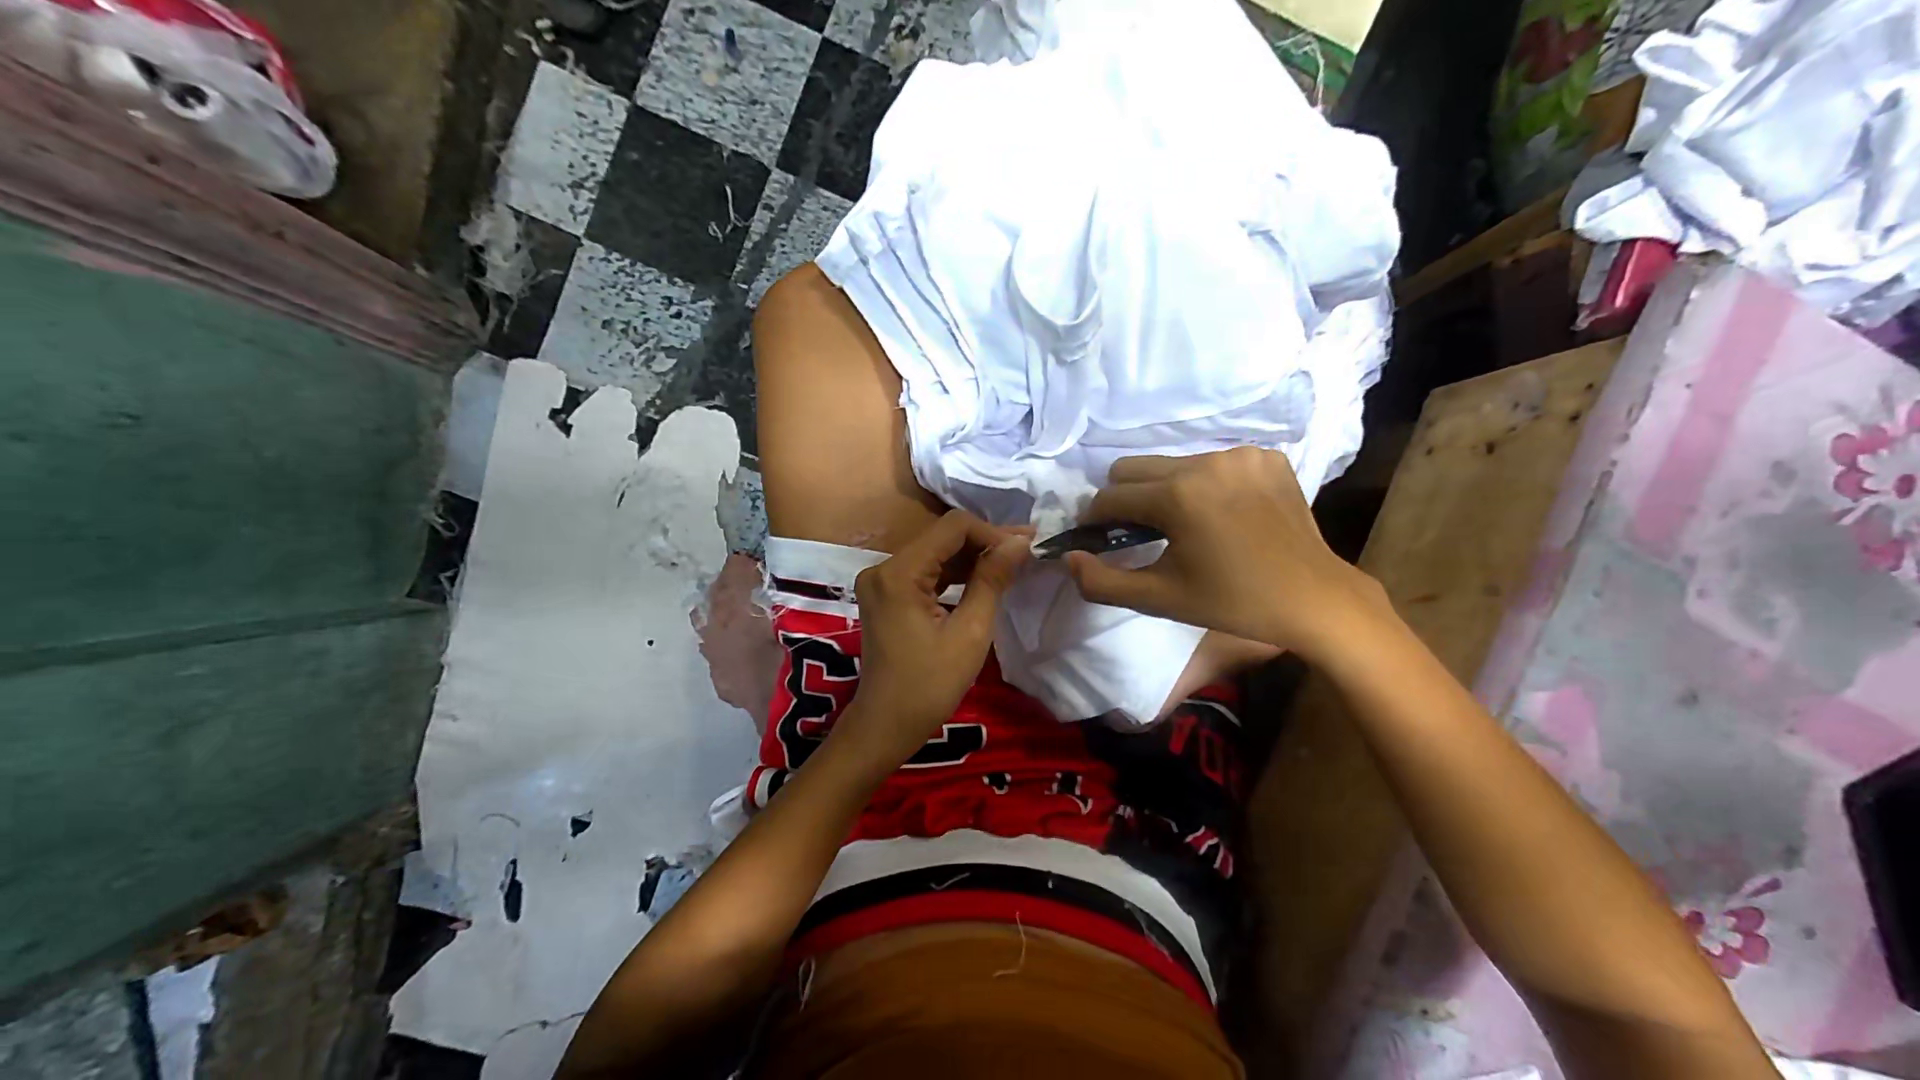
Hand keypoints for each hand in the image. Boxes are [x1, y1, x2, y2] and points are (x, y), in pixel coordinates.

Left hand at [833, 510, 1030, 766]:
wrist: (886, 725)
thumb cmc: (930, 685)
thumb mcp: (970, 632)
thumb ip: (992, 580)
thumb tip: (1019, 542)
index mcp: (899, 573)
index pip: (952, 527)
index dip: (992, 532)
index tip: (1025, 549)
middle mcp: (883, 567)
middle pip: (942, 537)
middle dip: (985, 543)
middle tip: (1027, 552)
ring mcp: (882, 581)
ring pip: (935, 553)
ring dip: (972, 557)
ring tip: (1013, 563)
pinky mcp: (886, 594)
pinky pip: (925, 572)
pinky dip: (954, 573)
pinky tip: (984, 578)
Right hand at [1064, 448, 1390, 661]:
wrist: (1314, 599)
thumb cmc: (1232, 603)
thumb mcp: (1159, 599)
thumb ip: (1101, 582)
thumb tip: (1067, 558)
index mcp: (1178, 495)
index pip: (1110, 496)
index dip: (1096, 520)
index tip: (1100, 540)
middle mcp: (1206, 462)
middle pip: (1134, 468)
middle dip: (1125, 499)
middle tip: (1139, 533)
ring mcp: (1240, 455)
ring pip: (1172, 463)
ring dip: (1164, 490)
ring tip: (1184, 525)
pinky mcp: (1266, 457)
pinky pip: (1212, 462)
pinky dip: (1205, 485)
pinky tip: (1223, 514)